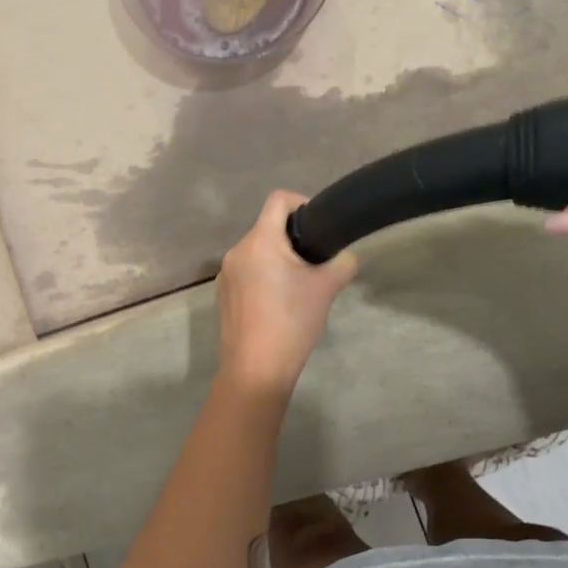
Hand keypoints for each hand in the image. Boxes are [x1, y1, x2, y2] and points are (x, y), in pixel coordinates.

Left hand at [216, 191, 358, 394]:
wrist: (256, 368)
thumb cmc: (292, 321)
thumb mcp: (326, 288)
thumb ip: (342, 262)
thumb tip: (344, 256)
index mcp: (259, 241)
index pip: (278, 200)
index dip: (302, 203)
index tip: (319, 226)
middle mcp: (236, 251)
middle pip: (267, 228)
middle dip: (293, 239)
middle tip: (317, 262)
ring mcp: (225, 274)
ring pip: (257, 253)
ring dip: (279, 260)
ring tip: (300, 286)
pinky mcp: (223, 295)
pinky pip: (247, 273)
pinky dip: (264, 277)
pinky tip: (280, 304)